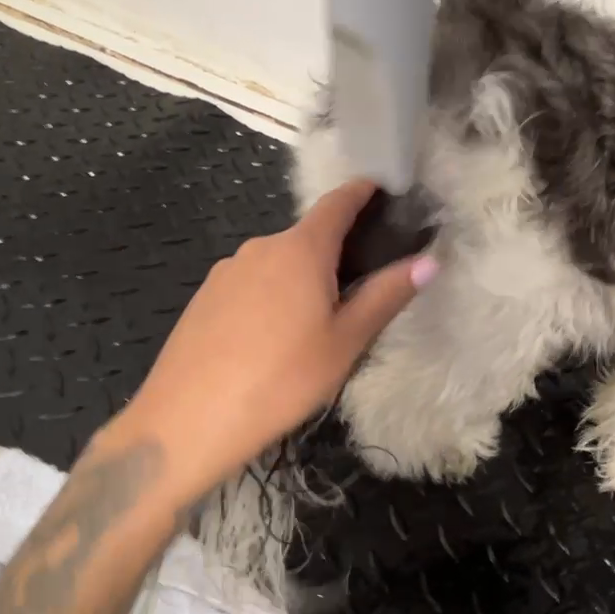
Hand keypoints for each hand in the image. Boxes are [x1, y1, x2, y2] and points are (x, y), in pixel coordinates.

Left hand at [99, 179, 436, 503]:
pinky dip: (273, 297)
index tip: (383, 191)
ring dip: (304, 279)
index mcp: (301, 250)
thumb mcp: (346, 342)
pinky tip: (275, 341)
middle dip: (338, 252)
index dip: (363, 192)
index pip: (337, 203)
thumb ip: (387, 296)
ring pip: (279, 263)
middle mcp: (261, 247)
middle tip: (363, 291)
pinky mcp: (204, 298)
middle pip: (309, 237)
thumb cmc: (282, 379)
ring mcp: (227, 271)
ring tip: (319, 325)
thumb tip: (429, 261)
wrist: (185, 423)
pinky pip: (252, 284)